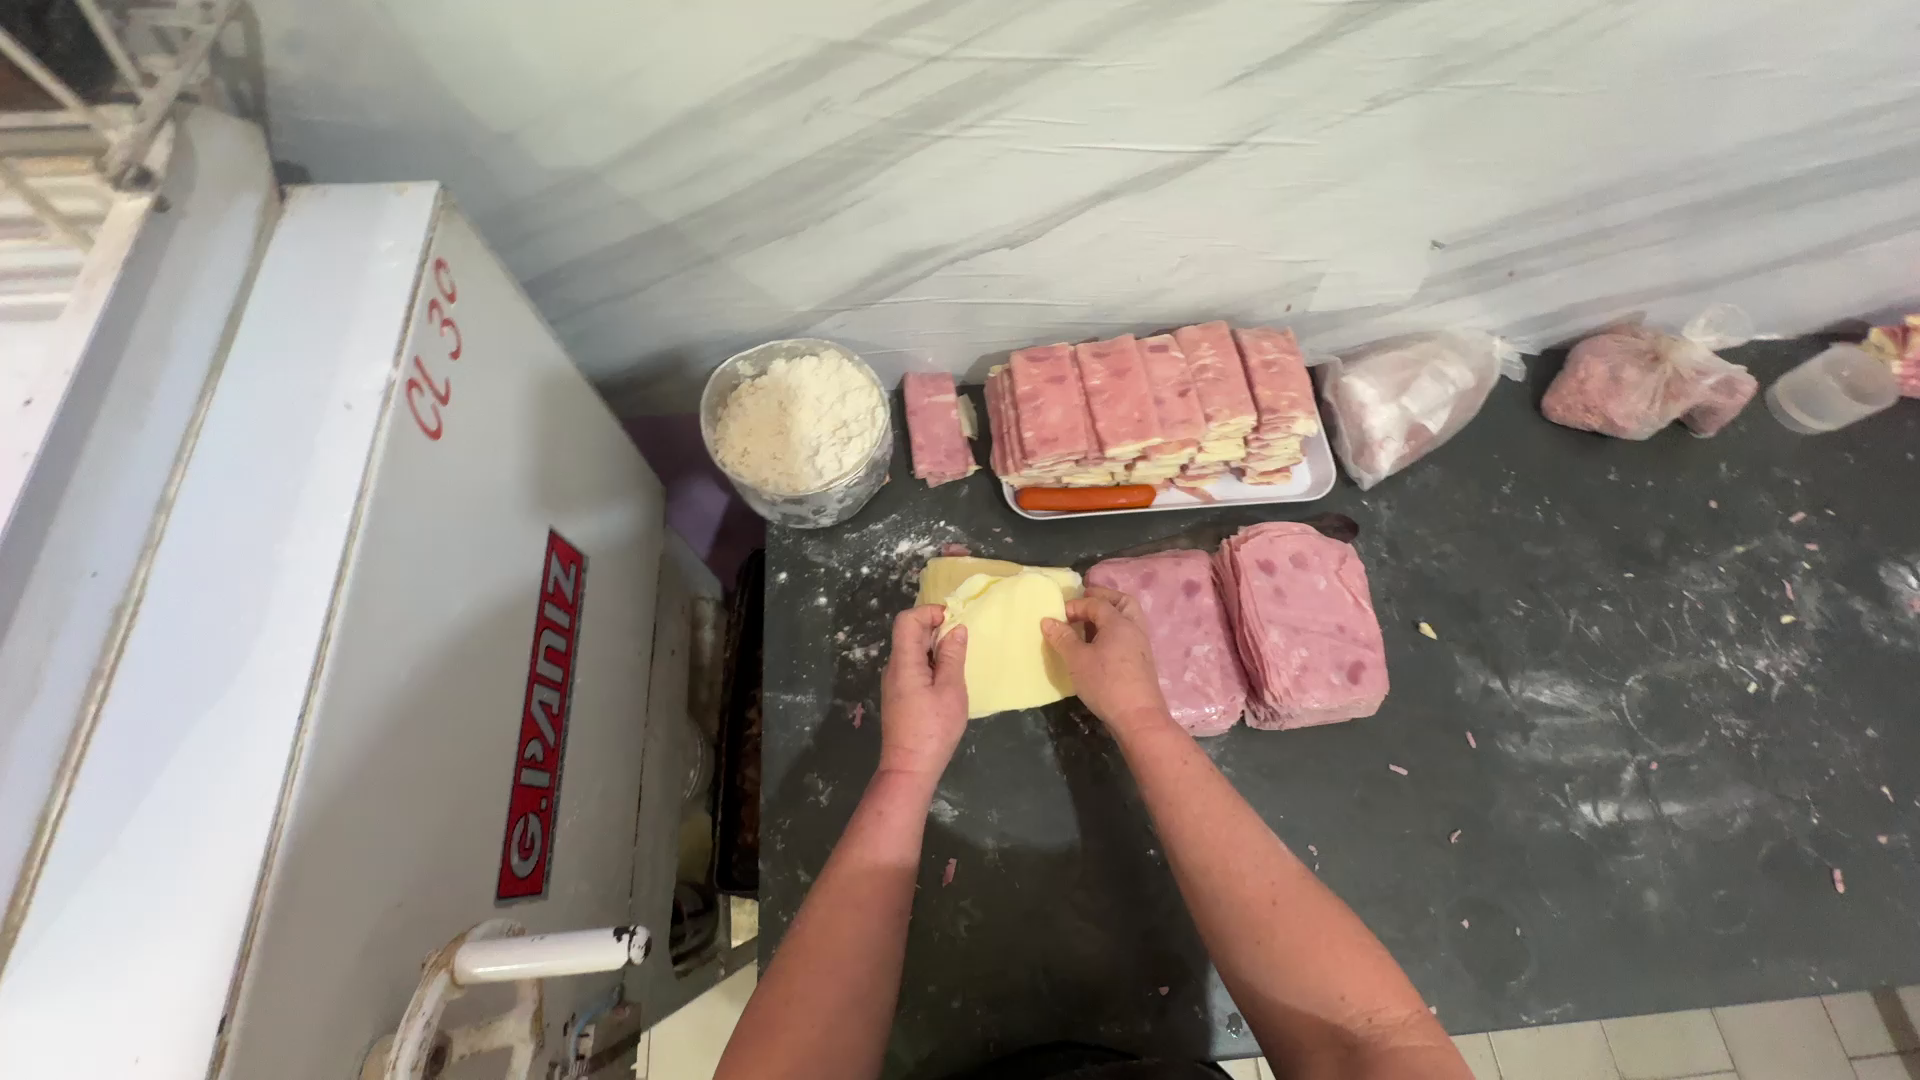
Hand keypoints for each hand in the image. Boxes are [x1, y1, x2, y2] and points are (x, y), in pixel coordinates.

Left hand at [877, 605, 968, 780]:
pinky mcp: (899, 695)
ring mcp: (894, 682)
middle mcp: (894, 667)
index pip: (907, 620)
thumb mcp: (950, 691)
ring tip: (958, 662)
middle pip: (909, 633)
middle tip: (962, 642)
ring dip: (935, 648)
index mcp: (903, 662)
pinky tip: (947, 680)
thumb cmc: (933, 730)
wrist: (909, 768)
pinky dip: (931, 664)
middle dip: (936, 629)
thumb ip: (953, 657)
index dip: (929, 613)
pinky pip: (913, 667)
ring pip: (912, 651)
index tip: (953, 621)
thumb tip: (956, 629)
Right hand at [1041, 586, 1172, 736]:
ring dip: (1109, 615)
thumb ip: (1063, 638)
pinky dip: (1113, 631)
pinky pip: (1127, 634)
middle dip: (1103, 598)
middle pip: (1122, 602)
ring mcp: (1140, 645)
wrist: (1138, 717)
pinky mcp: (1141, 661)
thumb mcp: (1077, 660)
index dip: (1075, 605)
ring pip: (1128, 618)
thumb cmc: (1105, 683)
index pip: (1096, 602)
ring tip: (1088, 624)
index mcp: (1119, 622)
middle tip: (1084, 602)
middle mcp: (1134, 628)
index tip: (1058, 616)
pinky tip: (1099, 645)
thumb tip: (1047, 620)